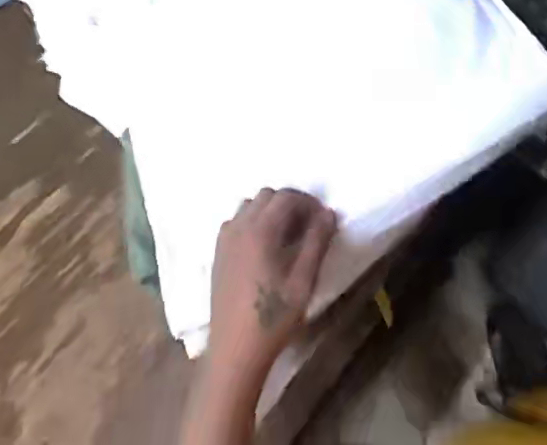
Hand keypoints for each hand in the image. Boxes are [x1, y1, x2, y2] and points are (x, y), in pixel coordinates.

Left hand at [207, 189, 337, 379]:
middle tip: (309, 225)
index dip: (308, 202)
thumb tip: (328, 213)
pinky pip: (237, 221)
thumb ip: (316, 242)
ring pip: (250, 205)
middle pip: (267, 196)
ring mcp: (225, 238)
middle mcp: (239, 226)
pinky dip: (254, 221)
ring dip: (270, 210)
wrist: (235, 351)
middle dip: (290, 203)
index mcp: (260, 230)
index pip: (286, 197)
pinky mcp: (218, 252)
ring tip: (288, 234)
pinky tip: (265, 246)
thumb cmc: (273, 318)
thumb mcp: (303, 282)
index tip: (323, 218)